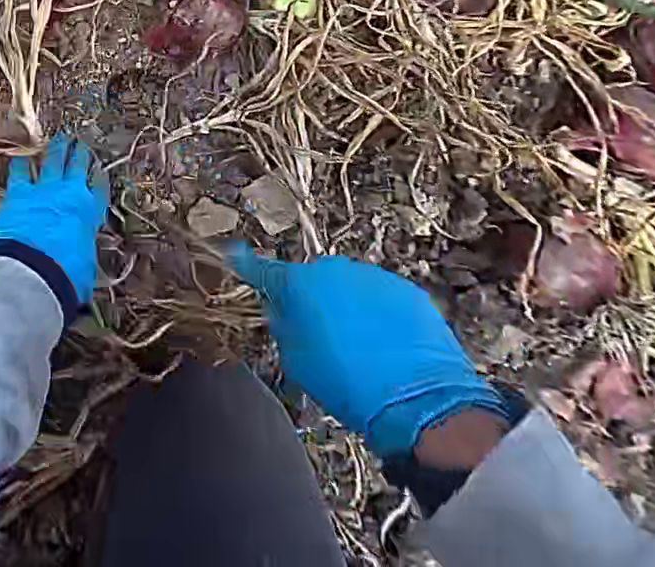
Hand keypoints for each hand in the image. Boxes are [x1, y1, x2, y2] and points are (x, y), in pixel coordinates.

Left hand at [0, 133, 109, 304]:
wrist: (32, 273)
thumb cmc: (64, 276)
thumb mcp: (86, 268)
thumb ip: (85, 257)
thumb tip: (85, 266)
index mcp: (89, 212)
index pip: (99, 187)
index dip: (99, 175)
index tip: (98, 167)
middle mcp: (70, 195)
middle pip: (78, 166)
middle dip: (80, 152)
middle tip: (80, 142)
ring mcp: (44, 191)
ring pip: (53, 161)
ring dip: (56, 148)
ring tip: (60, 138)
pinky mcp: (19, 194)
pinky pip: (20, 172)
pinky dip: (21, 162)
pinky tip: (19, 154)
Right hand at [226, 246, 521, 458]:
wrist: (420, 399)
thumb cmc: (347, 384)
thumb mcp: (297, 362)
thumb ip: (284, 327)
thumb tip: (281, 310)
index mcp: (301, 285)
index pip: (263, 270)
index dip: (245, 264)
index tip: (234, 255)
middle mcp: (334, 270)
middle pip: (311, 279)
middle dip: (310, 299)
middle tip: (317, 333)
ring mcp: (372, 276)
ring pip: (347, 286)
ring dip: (345, 306)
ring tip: (358, 346)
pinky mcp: (405, 288)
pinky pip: (380, 296)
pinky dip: (377, 313)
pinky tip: (386, 344)